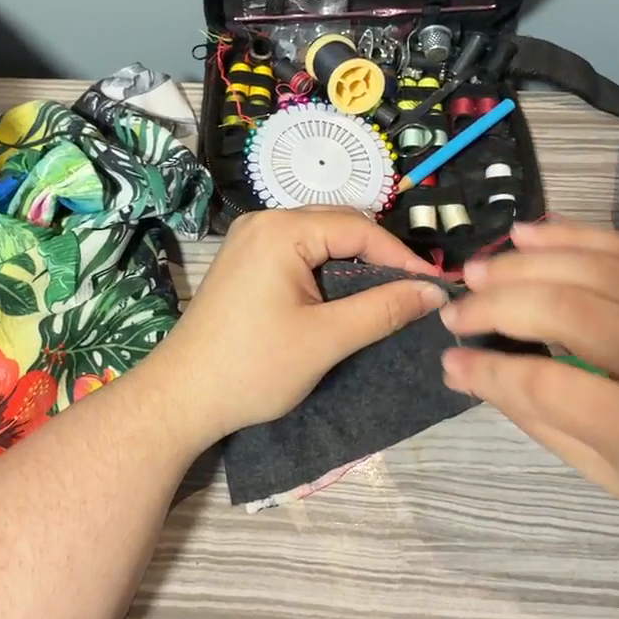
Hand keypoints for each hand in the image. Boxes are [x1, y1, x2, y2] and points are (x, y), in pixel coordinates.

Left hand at [141, 207, 447, 444]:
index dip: (401, 255)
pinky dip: (326, 268)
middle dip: (379, 254)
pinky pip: (297, 251)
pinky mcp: (244, 261)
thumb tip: (433, 291)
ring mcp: (249, 240)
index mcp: (280, 230)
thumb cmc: (252, 367)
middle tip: (414, 289)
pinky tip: (345, 294)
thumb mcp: (325, 339)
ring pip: (318, 237)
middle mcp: (262, 222)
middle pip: (338, 224)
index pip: (357, 227)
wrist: (182, 396)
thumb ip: (382, 309)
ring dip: (354, 261)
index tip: (436, 286)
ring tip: (388, 293)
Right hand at [437, 221, 618, 557]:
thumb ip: (533, 415)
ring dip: (530, 263)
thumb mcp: (607, 475)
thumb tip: (460, 367)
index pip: (558, 388)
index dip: (493, 370)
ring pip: (603, 270)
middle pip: (580, 313)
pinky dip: (573, 235)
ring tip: (479, 270)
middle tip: (457, 310)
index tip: (450, 358)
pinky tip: (528, 235)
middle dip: (503, 303)